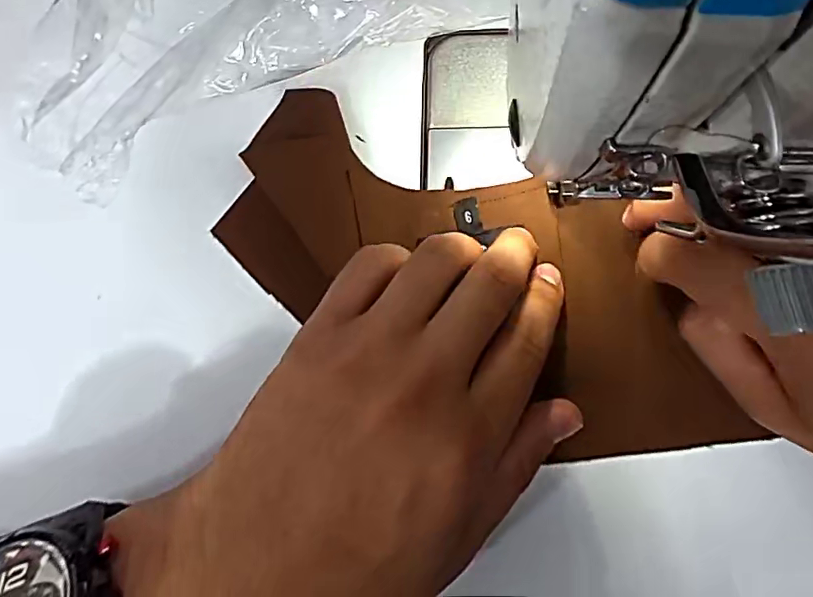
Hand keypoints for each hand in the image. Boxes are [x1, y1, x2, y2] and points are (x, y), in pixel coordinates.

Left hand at [113, 227, 580, 596]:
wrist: (251, 572)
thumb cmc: (354, 566)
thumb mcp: (461, 531)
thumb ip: (518, 461)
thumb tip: (561, 414)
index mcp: (467, 436)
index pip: (528, 336)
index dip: (546, 297)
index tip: (547, 283)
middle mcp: (424, 382)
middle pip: (492, 281)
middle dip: (517, 253)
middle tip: (519, 249)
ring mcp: (369, 351)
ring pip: (438, 257)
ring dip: (464, 247)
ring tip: (467, 256)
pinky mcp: (320, 335)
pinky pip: (369, 264)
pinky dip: (397, 257)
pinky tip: (403, 275)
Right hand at [625, 187, 812, 497]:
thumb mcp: (781, 413)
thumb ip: (717, 349)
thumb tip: (686, 300)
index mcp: (777, 306)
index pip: (684, 255)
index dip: (654, 255)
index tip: (649, 263)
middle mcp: (804, 252)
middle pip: (710, 203)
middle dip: (665, 206)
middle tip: (642, 216)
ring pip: (749, 189)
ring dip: (707, 198)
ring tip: (686, 215)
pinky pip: (793, 195)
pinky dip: (758, 202)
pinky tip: (751, 223)